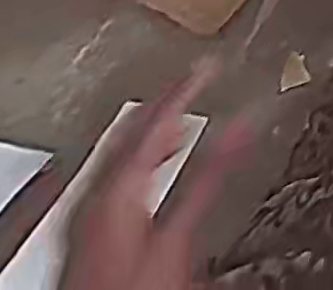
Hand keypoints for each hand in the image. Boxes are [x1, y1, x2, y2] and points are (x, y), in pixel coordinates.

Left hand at [60, 60, 249, 289]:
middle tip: (196, 73)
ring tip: (181, 103)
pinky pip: (115, 169)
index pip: (154, 119)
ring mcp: (87, 208)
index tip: (209, 63)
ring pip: (121, 147)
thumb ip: (212, 171)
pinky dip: (142, 148)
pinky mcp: (90, 222)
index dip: (184, 86)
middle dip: (165, 99)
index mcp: (117, 184)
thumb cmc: (136, 277)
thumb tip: (244, 121)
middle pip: (131, 129)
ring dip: (153, 122)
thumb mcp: (182, 223)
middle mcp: (96, 191)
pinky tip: (159, 150)